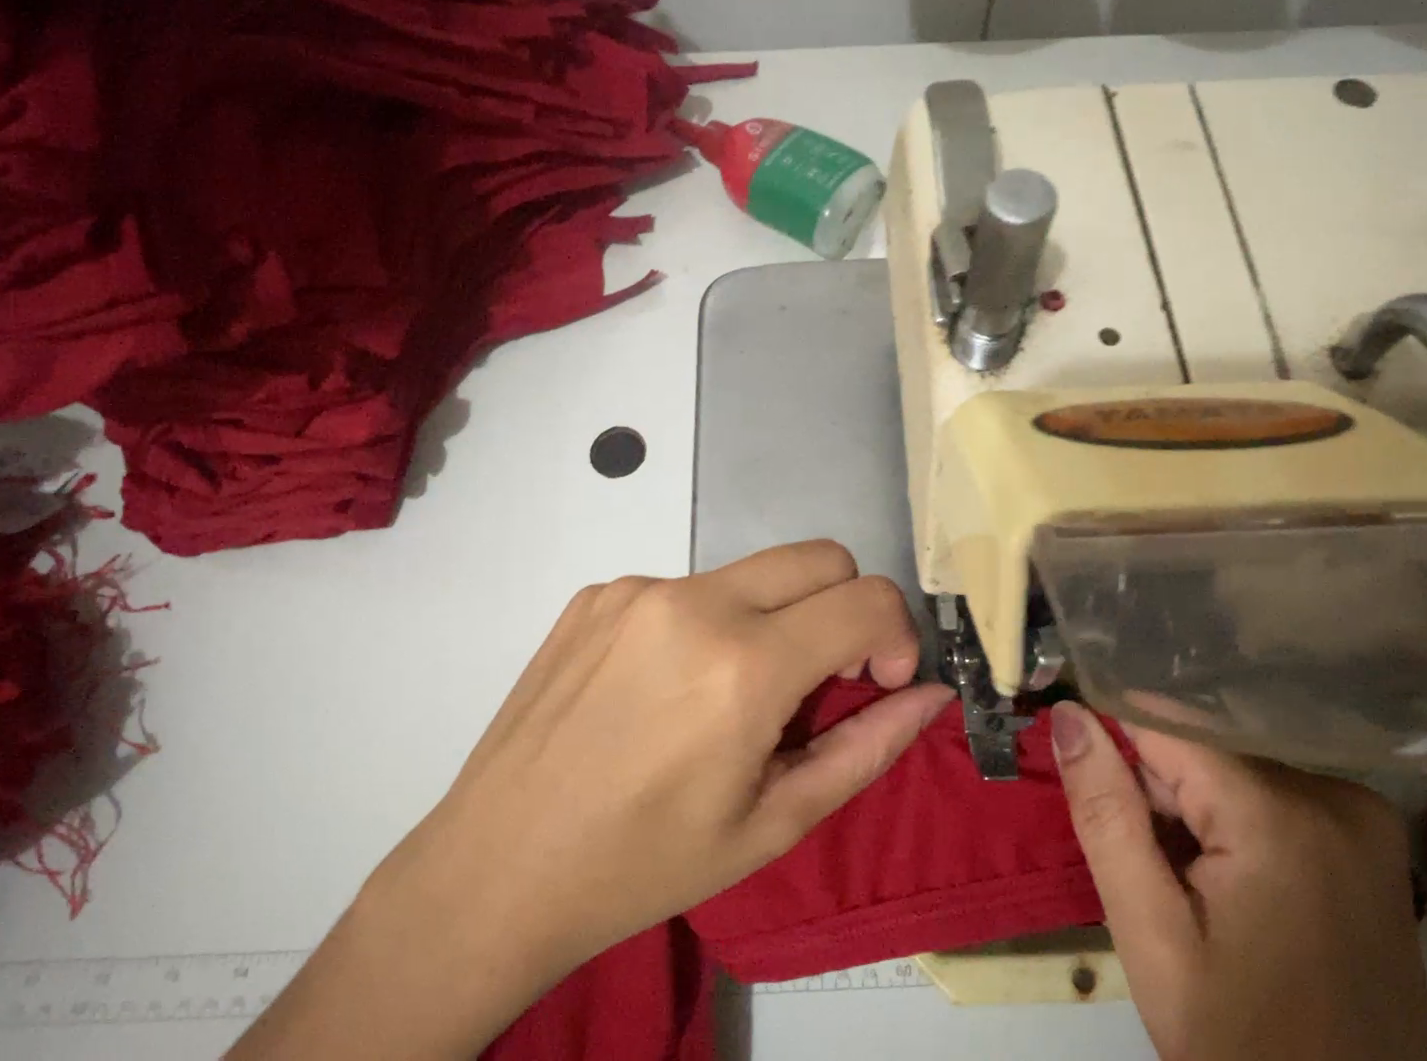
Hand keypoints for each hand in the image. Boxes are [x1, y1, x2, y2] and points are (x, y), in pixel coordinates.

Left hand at [232, 541, 953, 1059]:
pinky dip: (709, 624)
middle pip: (819, 557)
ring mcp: (635, 590)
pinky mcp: (596, 594)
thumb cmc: (644, 865)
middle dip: (846, 609)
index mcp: (743, 666)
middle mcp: (692, 603)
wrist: (496, 869)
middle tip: (822, 683)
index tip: (876, 686)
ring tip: (733, 698)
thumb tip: (929, 694)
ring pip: (753, 572)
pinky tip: (667, 691)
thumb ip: (866, 748)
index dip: (896, 636)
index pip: (866, 598)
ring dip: (775, 620)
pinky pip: (688, 588)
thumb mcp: (773, 824)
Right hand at [1049, 702, 1426, 1060]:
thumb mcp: (1150, 933)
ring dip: (1197, 809)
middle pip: (1209, 751)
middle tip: (1148, 870)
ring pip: (1241, 772)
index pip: (1169, 728)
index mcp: (1280, 813)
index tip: (1083, 775)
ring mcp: (1367, 820)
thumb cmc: (1235, 1037)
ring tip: (1192, 889)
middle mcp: (1337, 796)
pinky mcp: (1376, 844)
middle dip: (1159, 789)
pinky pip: (1280, 799)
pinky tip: (1232, 890)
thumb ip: (1106, 813)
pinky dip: (1238, 824)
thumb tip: (1068, 715)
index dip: (1115, 742)